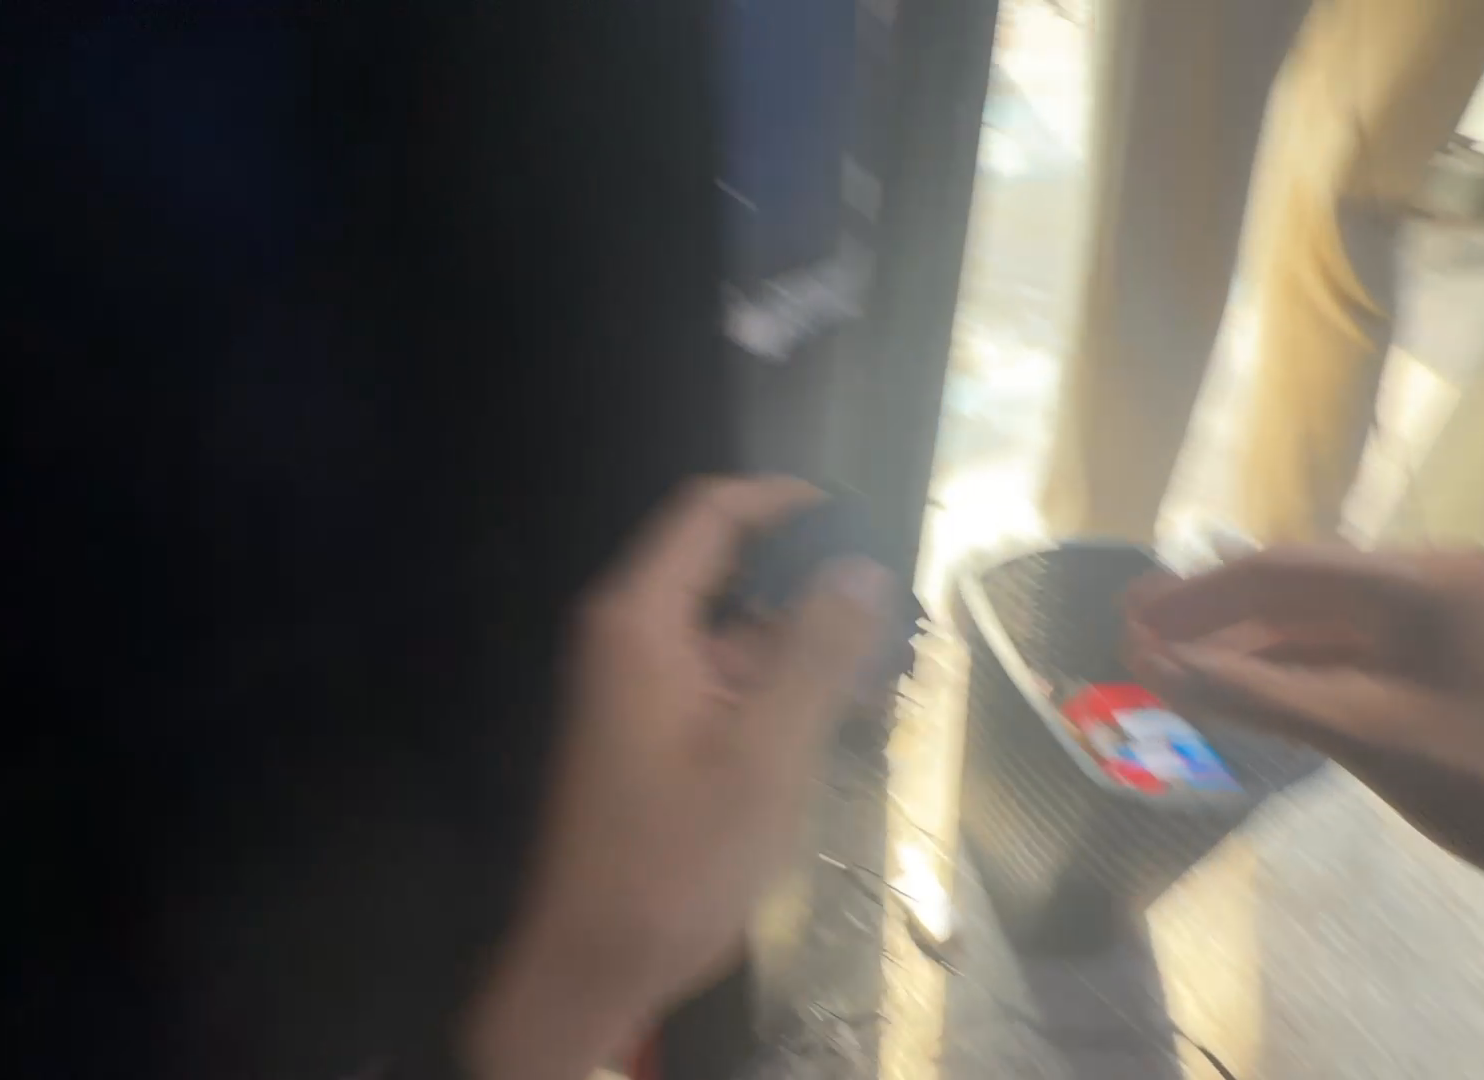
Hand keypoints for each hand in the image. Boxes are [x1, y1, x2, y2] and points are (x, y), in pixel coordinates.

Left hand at [463, 477, 892, 1079]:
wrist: (596, 959)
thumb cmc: (673, 862)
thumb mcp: (764, 757)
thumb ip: (815, 654)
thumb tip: (861, 567)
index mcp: (643, 619)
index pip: (710, 513)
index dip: (782, 501)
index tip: (852, 516)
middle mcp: (635, 632)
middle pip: (728, 567)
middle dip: (809, 581)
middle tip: (888, 608)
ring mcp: (645, 676)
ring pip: (735, 626)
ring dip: (804, 639)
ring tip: (883, 668)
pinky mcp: (659, 716)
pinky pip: (726, 672)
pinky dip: (780, 680)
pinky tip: (841, 709)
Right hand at [1126, 545, 1483, 940]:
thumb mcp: (1368, 735)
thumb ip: (1248, 693)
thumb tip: (1146, 662)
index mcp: (1415, 580)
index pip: (1271, 569)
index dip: (1189, 596)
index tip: (1127, 621)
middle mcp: (1431, 584)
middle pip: (1292, 589)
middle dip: (1210, 616)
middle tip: (1140, 639)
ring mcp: (1452, 625)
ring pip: (1320, 624)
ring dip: (1248, 646)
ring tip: (1180, 668)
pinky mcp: (1463, 665)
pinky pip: (1355, 654)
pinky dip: (1295, 670)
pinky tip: (1255, 692)